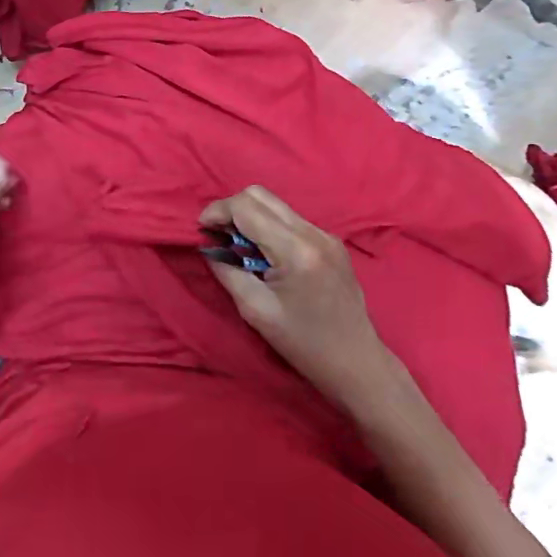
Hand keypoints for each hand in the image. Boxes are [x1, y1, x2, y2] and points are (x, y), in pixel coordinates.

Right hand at [200, 186, 393, 408]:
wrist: (355, 361)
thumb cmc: (303, 344)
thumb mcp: (255, 310)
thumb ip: (228, 271)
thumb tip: (209, 246)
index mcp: (295, 250)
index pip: (246, 206)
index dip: (217, 212)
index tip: (201, 230)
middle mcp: (313, 232)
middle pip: (261, 195)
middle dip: (232, 209)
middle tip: (218, 237)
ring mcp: (326, 234)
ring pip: (276, 205)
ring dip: (251, 218)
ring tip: (240, 249)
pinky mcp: (332, 242)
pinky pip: (291, 220)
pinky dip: (270, 228)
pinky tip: (266, 257)